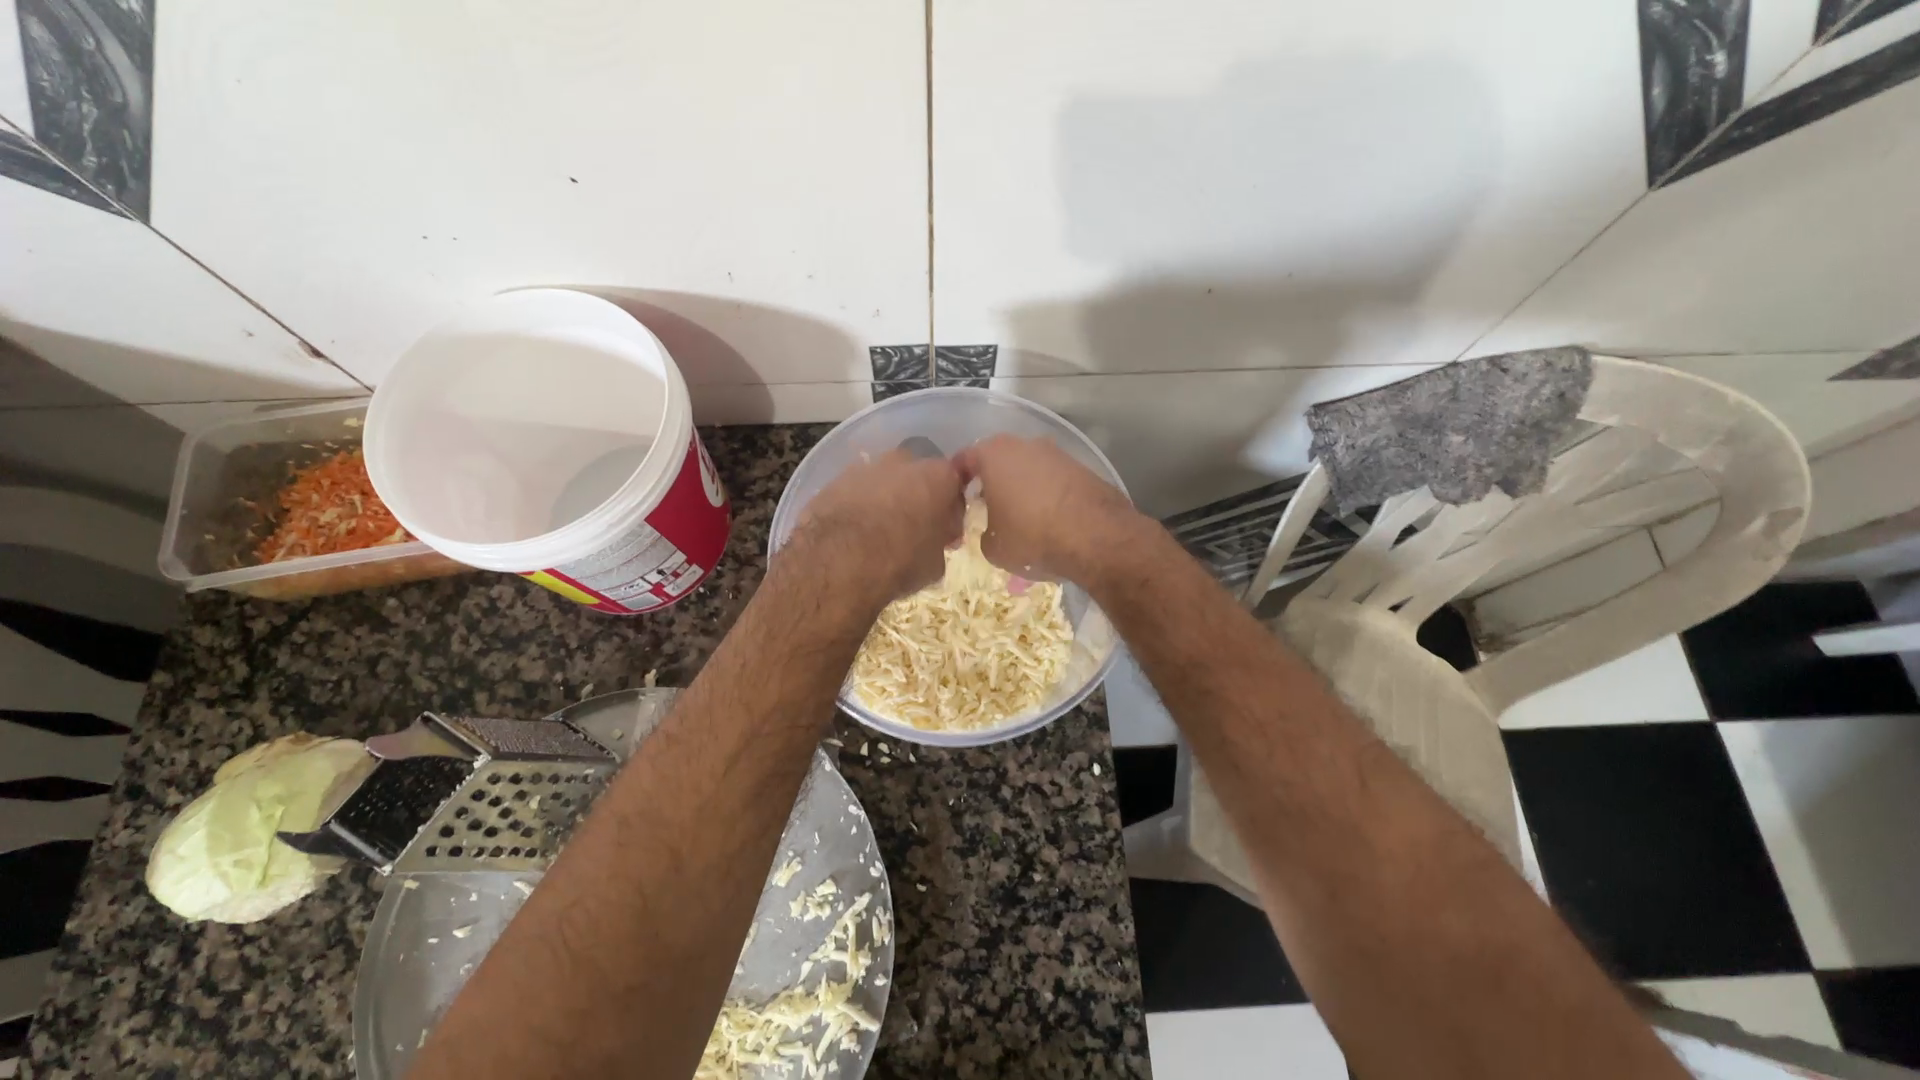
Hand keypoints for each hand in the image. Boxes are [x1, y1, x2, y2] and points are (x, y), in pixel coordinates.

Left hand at [789, 449, 964, 603]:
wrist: (838, 560)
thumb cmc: (899, 560)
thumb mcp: (935, 563)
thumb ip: (938, 542)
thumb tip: (931, 544)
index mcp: (937, 477)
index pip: (955, 483)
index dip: (951, 509)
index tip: (946, 531)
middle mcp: (903, 462)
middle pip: (917, 476)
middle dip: (918, 498)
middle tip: (913, 530)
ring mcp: (866, 467)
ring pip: (884, 481)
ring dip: (886, 501)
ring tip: (878, 534)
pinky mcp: (835, 480)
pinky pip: (856, 491)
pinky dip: (858, 506)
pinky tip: (853, 533)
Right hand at [954, 435, 1138, 583]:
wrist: (1097, 537)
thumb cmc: (1032, 536)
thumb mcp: (992, 547)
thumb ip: (983, 532)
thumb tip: (992, 530)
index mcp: (994, 454)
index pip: (964, 460)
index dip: (957, 482)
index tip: (955, 501)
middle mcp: (1025, 444)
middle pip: (999, 461)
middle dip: (992, 483)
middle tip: (986, 510)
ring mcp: (1058, 454)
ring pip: (1029, 469)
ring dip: (1022, 489)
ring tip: (1020, 518)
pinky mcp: (1083, 468)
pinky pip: (1054, 481)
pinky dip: (1048, 496)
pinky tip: (1049, 520)